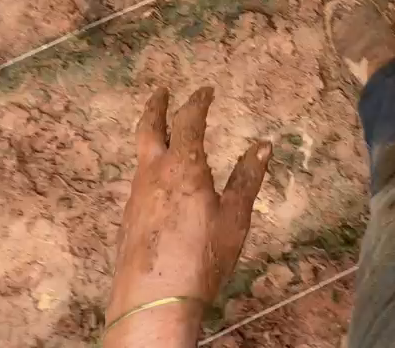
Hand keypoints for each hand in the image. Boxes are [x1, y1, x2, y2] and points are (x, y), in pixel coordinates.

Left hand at [105, 86, 270, 344]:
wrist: (153, 303)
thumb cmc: (202, 255)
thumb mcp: (235, 217)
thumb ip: (247, 178)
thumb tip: (264, 144)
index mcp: (183, 165)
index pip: (189, 120)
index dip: (198, 102)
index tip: (206, 91)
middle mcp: (154, 173)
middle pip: (149, 129)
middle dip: (156, 107)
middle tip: (161, 91)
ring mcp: (137, 197)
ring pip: (142, 155)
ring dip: (152, 137)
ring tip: (163, 134)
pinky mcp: (129, 220)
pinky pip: (140, 180)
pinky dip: (150, 166)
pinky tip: (159, 182)